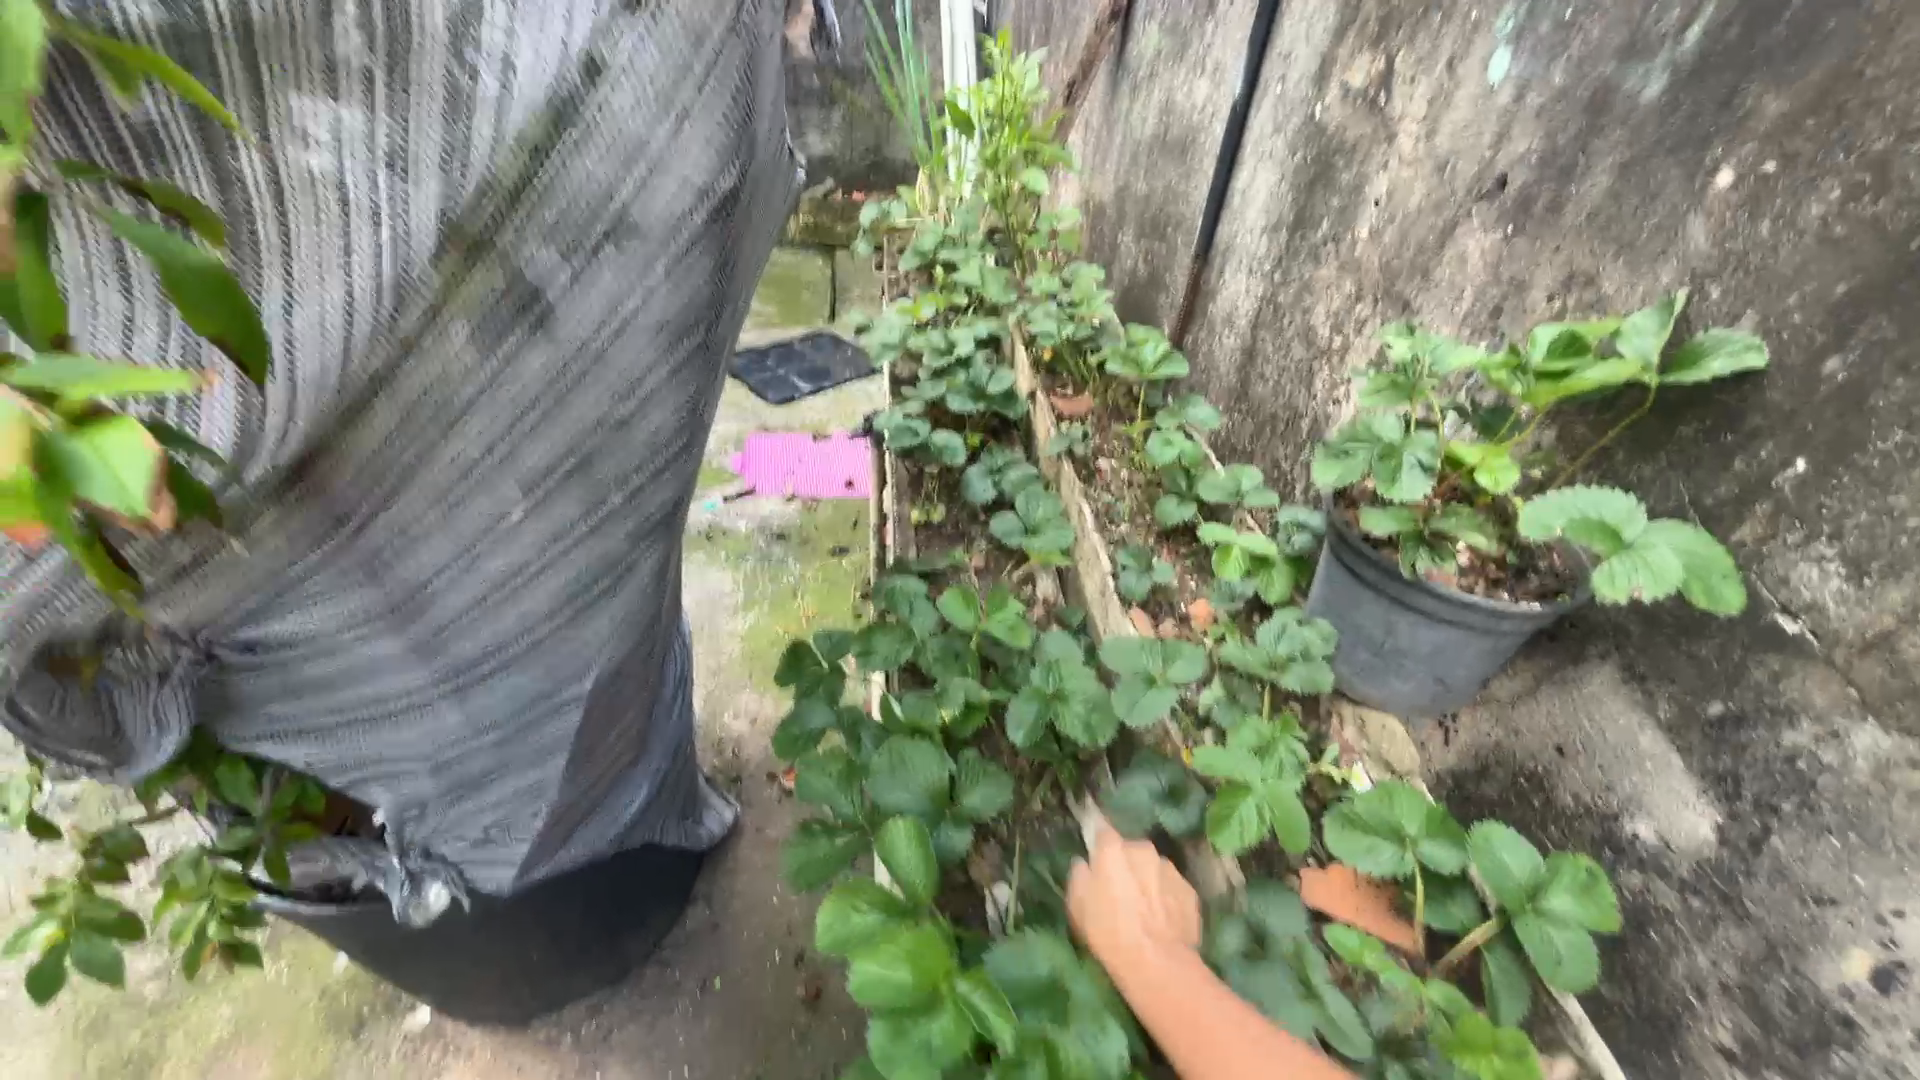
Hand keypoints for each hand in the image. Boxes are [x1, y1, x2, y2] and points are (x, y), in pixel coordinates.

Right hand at [1067, 818, 1202, 980]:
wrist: (1157, 963)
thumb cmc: (1108, 932)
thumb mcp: (1077, 905)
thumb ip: (1079, 875)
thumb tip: (1085, 863)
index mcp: (1113, 849)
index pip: (1101, 828)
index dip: (1097, 836)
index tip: (1095, 847)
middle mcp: (1143, 850)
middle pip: (1130, 849)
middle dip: (1124, 863)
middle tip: (1118, 889)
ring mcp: (1169, 869)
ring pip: (1152, 867)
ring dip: (1146, 879)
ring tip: (1143, 908)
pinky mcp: (1189, 890)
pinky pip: (1170, 887)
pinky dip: (1165, 896)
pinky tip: (1161, 919)